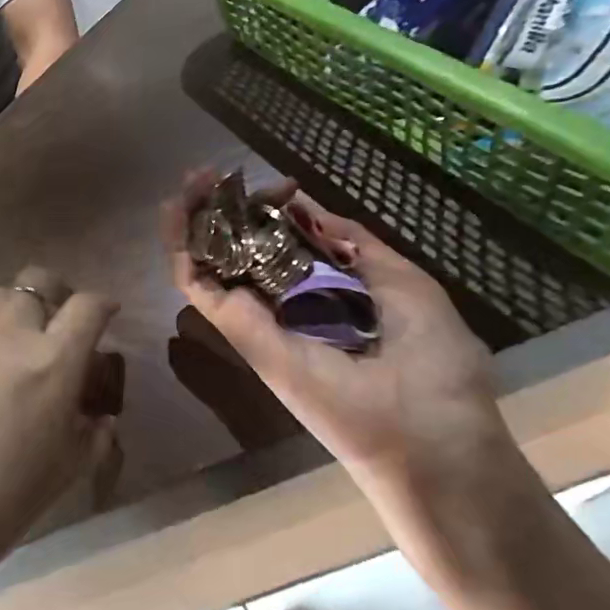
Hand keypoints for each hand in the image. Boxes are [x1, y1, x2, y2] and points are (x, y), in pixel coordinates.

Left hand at [0, 267, 123, 556]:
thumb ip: (89, 435)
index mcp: (52, 361)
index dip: (102, 304)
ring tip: (20, 344)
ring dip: (16, 308)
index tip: (107, 312)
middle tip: (59, 323)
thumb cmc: (3, 496)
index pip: (86, 307)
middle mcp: (8, 335)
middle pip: (35, 281)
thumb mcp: (64, 469)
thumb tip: (97, 416)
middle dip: (55, 292)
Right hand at [160, 170, 509, 493]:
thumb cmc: (432, 364)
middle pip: (235, 247)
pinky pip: (196, 283)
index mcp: (319, 292)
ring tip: (189, 183)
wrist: (423, 435)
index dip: (267, 211)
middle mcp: (278, 301)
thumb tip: (307, 208)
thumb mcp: (405, 286)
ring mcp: (252, 314)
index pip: (277, 244)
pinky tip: (176, 212)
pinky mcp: (233, 328)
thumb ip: (357, 247)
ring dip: (193, 220)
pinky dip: (181, 247)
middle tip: (209, 175)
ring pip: (208, 260)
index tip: (273, 187)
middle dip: (219, 209)